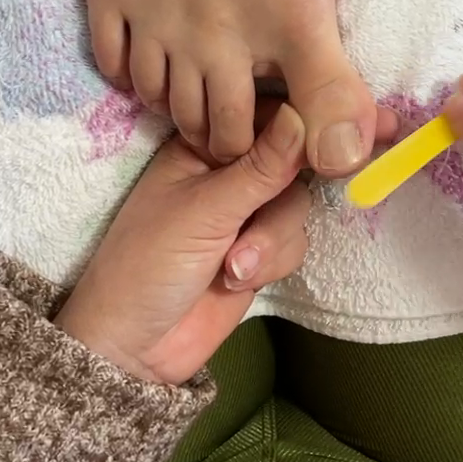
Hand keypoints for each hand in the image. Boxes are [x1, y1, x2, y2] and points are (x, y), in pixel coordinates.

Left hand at [56, 102, 310, 384]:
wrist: (134, 348)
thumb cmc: (150, 262)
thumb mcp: (205, 209)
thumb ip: (261, 167)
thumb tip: (301, 113)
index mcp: (203, 144)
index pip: (263, 115)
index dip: (298, 124)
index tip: (328, 136)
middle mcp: (229, 172)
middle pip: (291, 162)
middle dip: (283, 198)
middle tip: (267, 219)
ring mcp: (246, 213)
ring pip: (297, 206)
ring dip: (272, 239)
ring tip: (234, 267)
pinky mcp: (260, 251)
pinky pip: (295, 241)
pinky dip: (273, 261)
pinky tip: (236, 280)